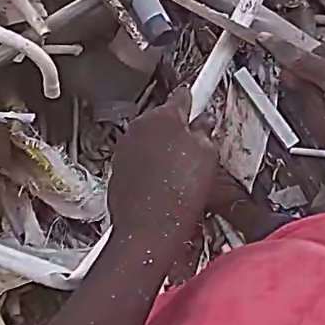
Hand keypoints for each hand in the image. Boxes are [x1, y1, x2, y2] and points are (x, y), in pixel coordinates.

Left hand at [108, 88, 221, 241]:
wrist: (149, 228)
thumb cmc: (176, 194)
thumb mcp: (207, 156)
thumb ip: (204, 132)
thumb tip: (203, 126)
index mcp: (163, 117)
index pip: (182, 96)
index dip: (195, 98)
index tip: (199, 97)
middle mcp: (138, 128)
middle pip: (163, 120)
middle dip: (178, 130)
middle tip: (196, 149)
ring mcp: (124, 149)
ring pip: (149, 141)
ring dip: (163, 151)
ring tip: (181, 175)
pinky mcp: (117, 169)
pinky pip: (138, 161)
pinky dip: (150, 169)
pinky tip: (164, 186)